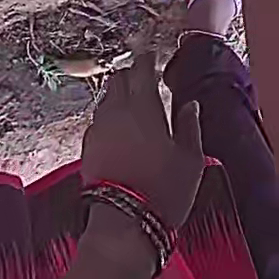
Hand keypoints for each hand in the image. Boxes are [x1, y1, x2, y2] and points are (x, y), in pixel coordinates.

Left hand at [80, 53, 203, 228]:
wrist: (124, 222)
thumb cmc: (163, 190)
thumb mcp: (190, 160)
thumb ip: (189, 126)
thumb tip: (190, 105)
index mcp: (143, 108)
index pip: (141, 71)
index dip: (146, 60)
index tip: (151, 56)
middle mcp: (116, 111)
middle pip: (118, 79)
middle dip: (130, 74)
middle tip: (142, 77)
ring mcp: (99, 127)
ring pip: (106, 97)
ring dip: (118, 93)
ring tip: (132, 101)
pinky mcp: (88, 144)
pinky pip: (98, 118)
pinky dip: (109, 114)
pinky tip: (119, 126)